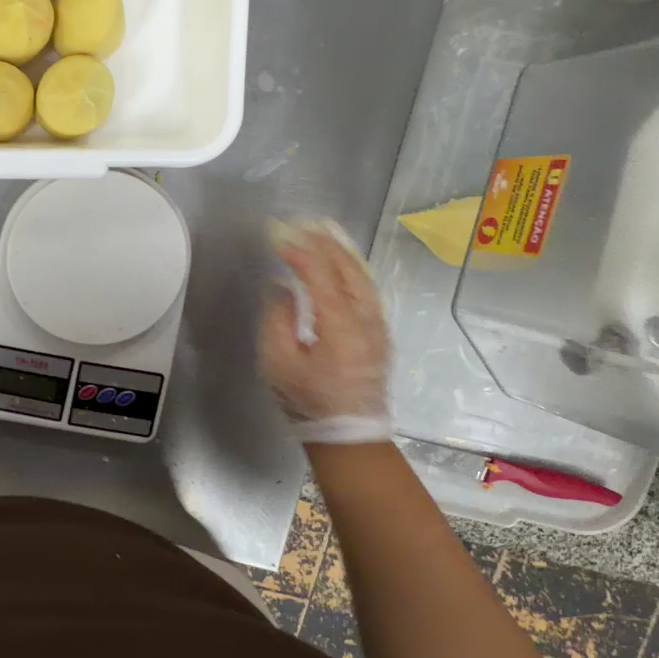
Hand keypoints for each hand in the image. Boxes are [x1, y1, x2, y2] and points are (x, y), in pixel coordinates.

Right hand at [261, 220, 391, 443]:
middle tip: (303, 223)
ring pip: (363, 277)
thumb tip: (283, 288)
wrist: (349, 434)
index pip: (319, 276)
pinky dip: (354, 269)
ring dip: (342, 252)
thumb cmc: (307, 400)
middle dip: (324, 244)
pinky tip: (344, 262)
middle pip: (347, 270)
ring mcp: (377, 326)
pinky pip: (368, 289)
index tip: (278, 236)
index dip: (299, 252)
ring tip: (326, 231)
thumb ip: (278, 319)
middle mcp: (365, 319)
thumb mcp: (278, 363)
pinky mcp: (379, 333)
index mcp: (339, 326)